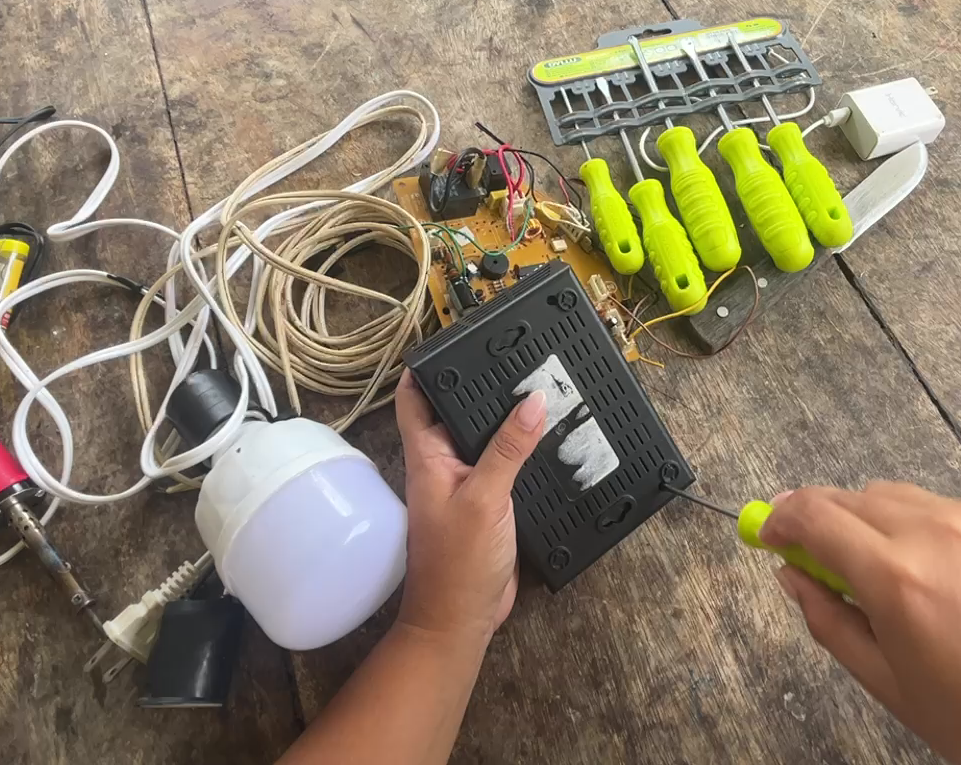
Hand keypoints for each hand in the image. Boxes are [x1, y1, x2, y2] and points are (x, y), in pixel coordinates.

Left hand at [393, 371, 547, 645]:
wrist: (462, 621)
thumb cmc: (457, 563)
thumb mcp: (485, 498)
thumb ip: (509, 448)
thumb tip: (534, 399)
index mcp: (428, 456)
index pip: (415, 399)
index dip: (426, 368)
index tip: (450, 339)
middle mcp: (444, 462)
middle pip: (457, 412)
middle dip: (479, 385)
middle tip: (511, 353)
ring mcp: (467, 482)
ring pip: (485, 436)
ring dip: (504, 415)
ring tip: (535, 383)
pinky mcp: (489, 501)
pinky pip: (504, 462)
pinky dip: (521, 445)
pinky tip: (545, 435)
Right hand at [760, 482, 960, 764]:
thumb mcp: (891, 686)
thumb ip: (828, 621)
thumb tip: (791, 576)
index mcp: (897, 576)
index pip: (813, 517)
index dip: (778, 519)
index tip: (762, 534)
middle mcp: (926, 530)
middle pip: (841, 496)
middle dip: (811, 517)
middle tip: (800, 555)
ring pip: (878, 493)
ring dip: (852, 516)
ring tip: (856, 566)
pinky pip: (917, 502)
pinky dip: (891, 518)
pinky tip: (905, 564)